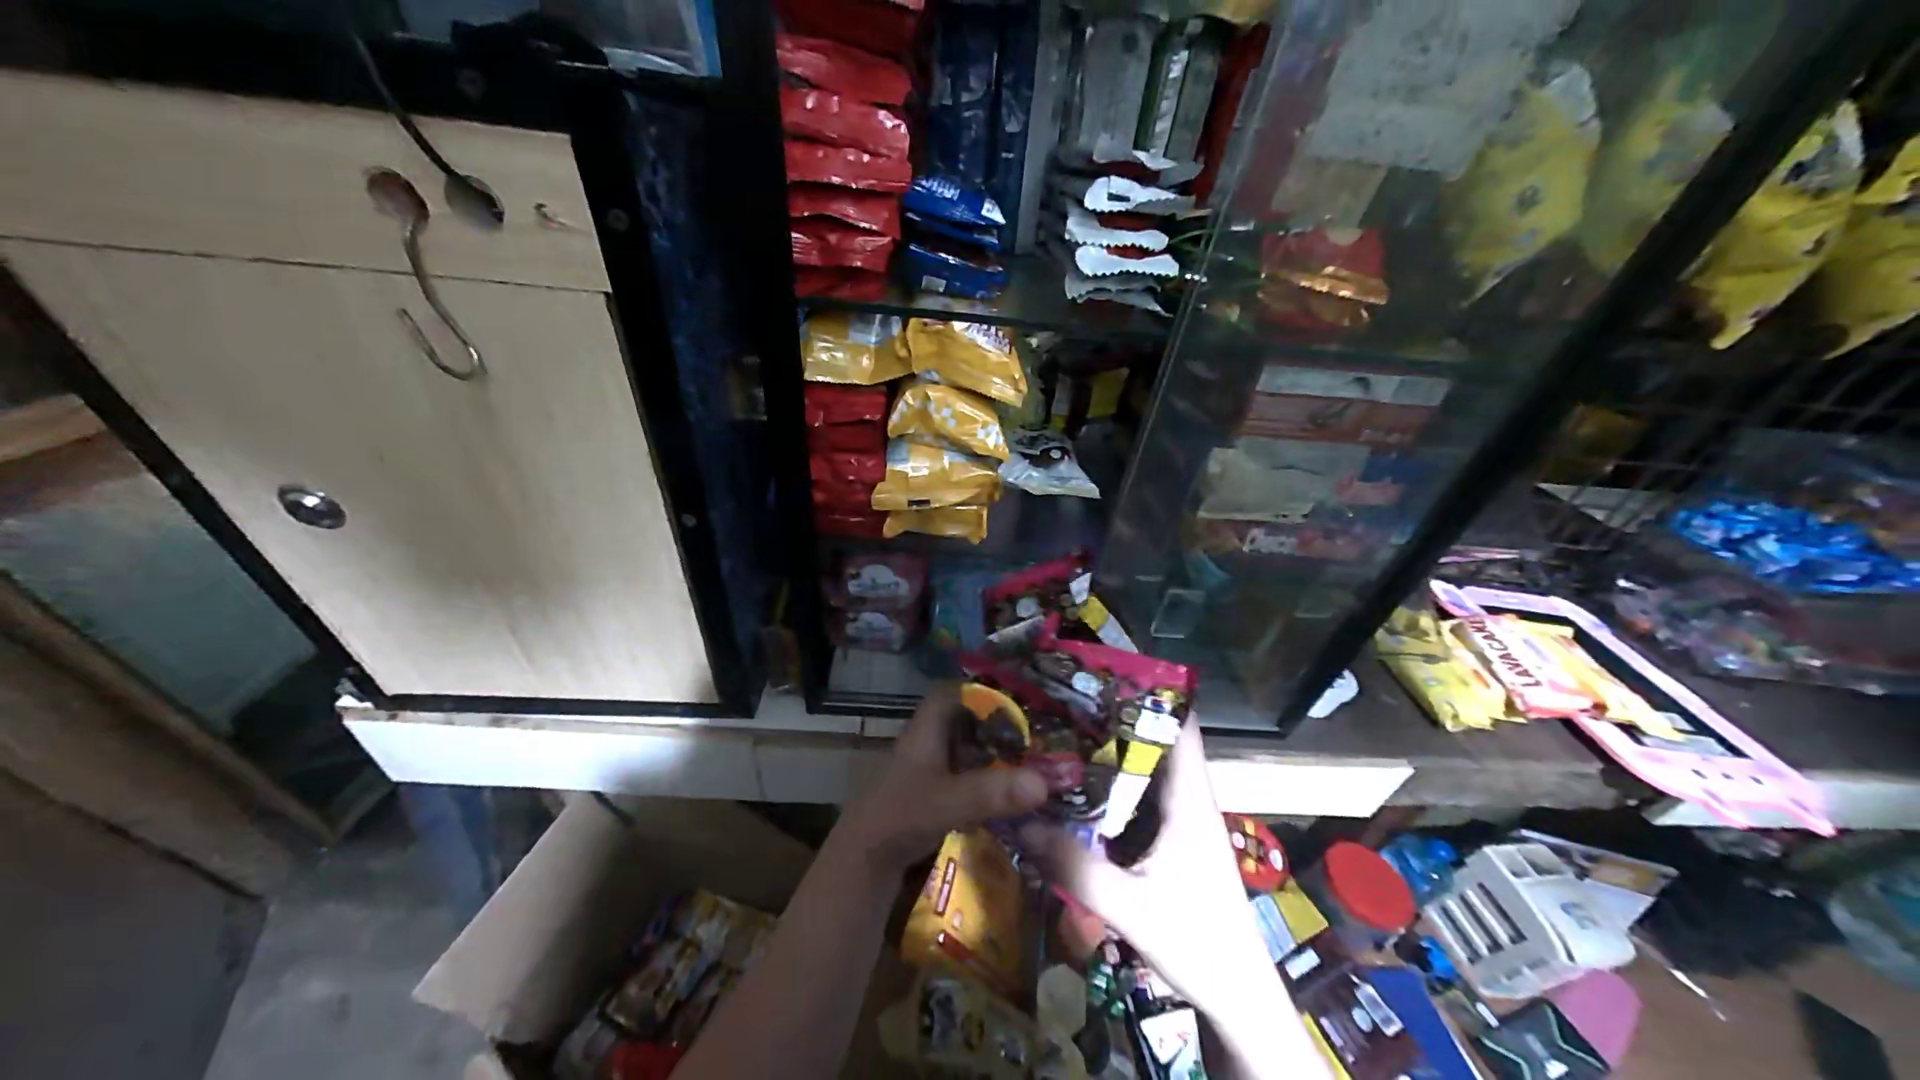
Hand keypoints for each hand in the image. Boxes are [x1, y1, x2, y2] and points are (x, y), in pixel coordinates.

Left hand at [837, 686, 1048, 874]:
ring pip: (970, 753)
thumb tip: (1044, 782)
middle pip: (967, 723)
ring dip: (999, 757)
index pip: (951, 694)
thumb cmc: (899, 817)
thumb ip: (992, 792)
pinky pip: (970, 781)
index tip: (1018, 694)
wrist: (863, 862)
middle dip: (1001, 727)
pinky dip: (992, 784)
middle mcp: (929, 744)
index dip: (980, 690)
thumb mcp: (947, 802)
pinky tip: (1017, 796)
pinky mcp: (935, 799)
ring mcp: (931, 772)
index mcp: (927, 730)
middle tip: (1042, 732)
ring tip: (1039, 761)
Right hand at [1022, 723, 1328, 1079]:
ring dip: (1112, 753)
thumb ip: (1074, 866)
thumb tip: (1020, 822)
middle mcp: (1189, 802)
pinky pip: (1141, 801)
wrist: (1239, 999)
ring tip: (1063, 733)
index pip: (1180, 726)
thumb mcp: (1128, 906)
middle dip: (1115, 718)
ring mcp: (1183, 824)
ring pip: (1147, 772)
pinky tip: (1077, 789)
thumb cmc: (1196, 942)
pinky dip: (1113, 787)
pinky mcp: (1174, 845)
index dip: (1149, 693)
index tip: (1103, 672)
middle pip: (1156, 742)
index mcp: (1190, 801)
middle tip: (1064, 701)